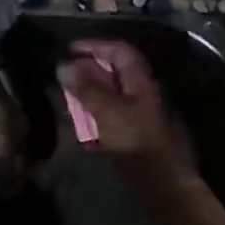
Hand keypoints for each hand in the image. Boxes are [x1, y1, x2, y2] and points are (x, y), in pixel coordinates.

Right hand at [55, 39, 183, 166]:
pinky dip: (96, 117)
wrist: (160, 178)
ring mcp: (139, 114)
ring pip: (112, 96)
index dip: (96, 45)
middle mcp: (142, 93)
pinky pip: (111, 118)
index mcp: (140, 81)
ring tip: (69, 99)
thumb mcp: (107, 110)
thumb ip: (86, 88)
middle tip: (66, 76)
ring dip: (90, 95)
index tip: (71, 49)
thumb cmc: (135, 139)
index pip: (120, 51)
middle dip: (89, 71)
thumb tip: (64, 66)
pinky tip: (83, 128)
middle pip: (115, 73)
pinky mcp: (134, 134)